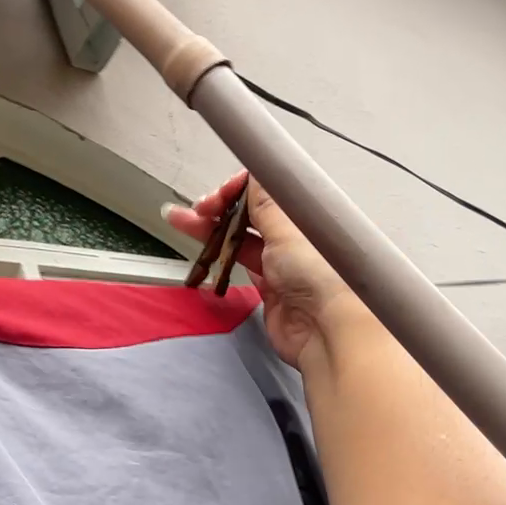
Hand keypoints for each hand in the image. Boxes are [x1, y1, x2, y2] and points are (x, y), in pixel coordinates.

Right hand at [165, 171, 367, 370]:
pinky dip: (218, 257)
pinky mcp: (265, 287)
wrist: (327, 330)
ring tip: (178, 221)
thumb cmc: (317, 275)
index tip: (217, 196)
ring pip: (238, 239)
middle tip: (191, 211)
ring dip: (209, 230)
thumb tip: (254, 175)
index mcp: (304, 214)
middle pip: (248, 214)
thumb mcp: (289, 232)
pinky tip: (200, 251)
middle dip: (217, 208)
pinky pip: (237, 265)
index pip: (266, 191)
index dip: (238, 189)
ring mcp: (277, 262)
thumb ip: (267, 206)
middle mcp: (292, 234)